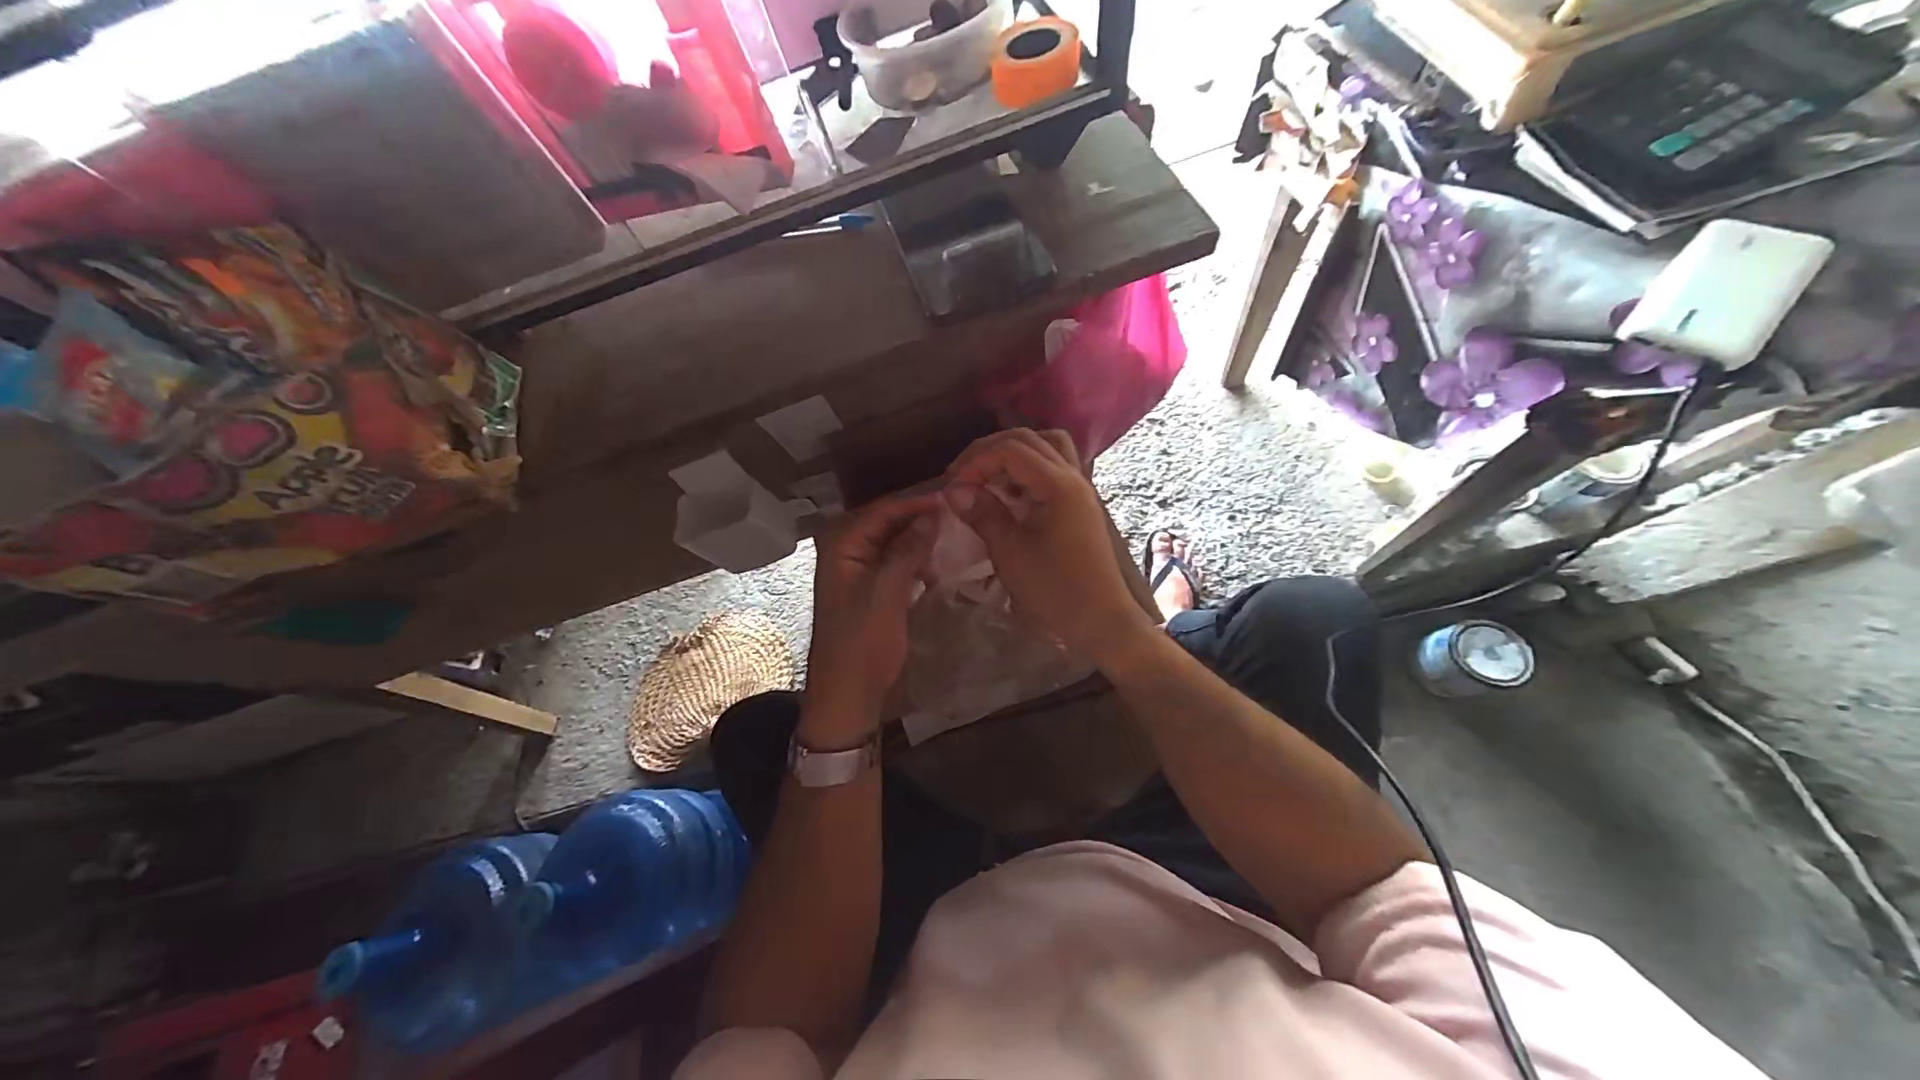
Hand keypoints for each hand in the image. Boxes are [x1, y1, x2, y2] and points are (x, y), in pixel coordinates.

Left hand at [803, 493, 940, 742]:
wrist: (847, 693)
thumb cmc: (863, 643)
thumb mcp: (887, 593)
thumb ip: (907, 550)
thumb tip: (933, 513)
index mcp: (841, 545)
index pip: (883, 510)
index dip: (918, 502)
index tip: (954, 497)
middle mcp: (843, 549)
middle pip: (886, 522)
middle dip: (920, 518)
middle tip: (959, 512)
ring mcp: (854, 569)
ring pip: (891, 541)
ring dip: (918, 539)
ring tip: (953, 535)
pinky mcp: (867, 587)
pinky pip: (892, 561)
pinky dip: (913, 559)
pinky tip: (936, 563)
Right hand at [942, 429, 1156, 667]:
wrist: (1102, 621)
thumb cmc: (1055, 591)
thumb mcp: (1011, 554)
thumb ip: (983, 514)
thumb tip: (953, 489)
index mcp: (1058, 486)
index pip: (1011, 450)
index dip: (976, 461)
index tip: (953, 487)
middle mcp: (1073, 477)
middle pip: (1028, 439)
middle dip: (990, 451)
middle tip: (962, 477)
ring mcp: (1080, 489)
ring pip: (1046, 447)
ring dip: (1012, 455)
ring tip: (987, 479)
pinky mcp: (1080, 504)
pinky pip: (1054, 468)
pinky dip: (1028, 470)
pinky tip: (1009, 493)